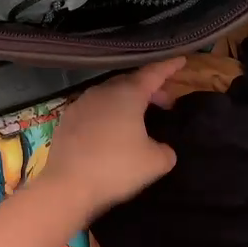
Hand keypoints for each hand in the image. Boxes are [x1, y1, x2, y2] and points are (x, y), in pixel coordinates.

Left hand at [42, 57, 184, 212]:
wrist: (67, 186)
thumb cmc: (116, 169)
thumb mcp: (155, 162)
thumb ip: (166, 150)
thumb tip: (161, 148)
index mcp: (127, 94)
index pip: (153, 73)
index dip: (169, 67)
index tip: (181, 60)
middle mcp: (102, 92)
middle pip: (130, 82)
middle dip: (149, 89)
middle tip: (164, 102)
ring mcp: (80, 105)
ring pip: (109, 95)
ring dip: (127, 102)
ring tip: (138, 117)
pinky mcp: (66, 121)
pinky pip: (93, 110)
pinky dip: (107, 114)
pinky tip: (110, 130)